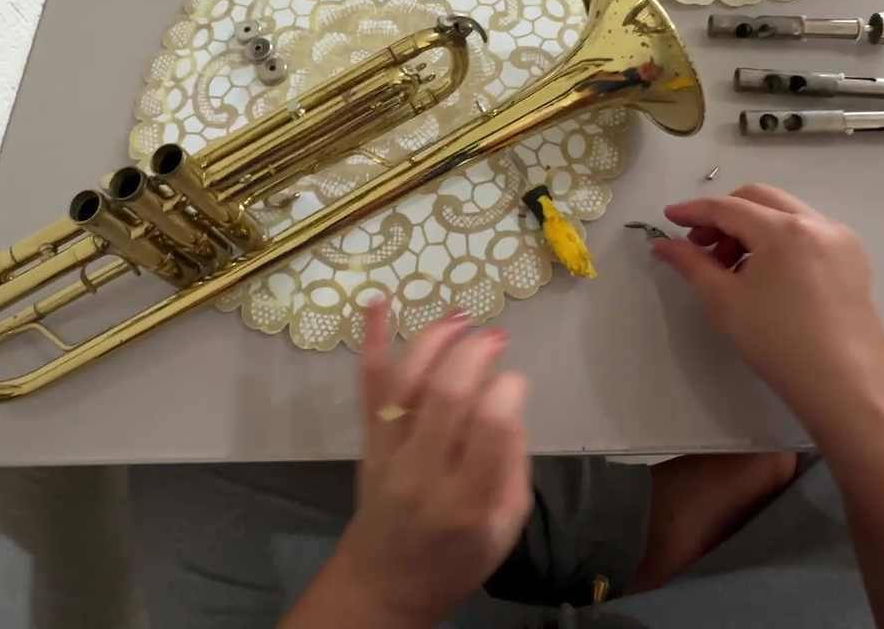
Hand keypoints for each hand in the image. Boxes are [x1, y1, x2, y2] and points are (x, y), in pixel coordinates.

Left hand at [321, 302, 532, 625]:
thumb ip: (512, 462)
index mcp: (467, 504)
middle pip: (446, 397)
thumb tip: (509, 398)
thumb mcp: (505, 526)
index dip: (507, 392)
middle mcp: (422, 473)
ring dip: (434, 339)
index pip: (488, 431)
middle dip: (475, 354)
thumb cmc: (457, 557)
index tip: (516, 379)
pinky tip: (377, 302)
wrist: (386, 581)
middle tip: (496, 335)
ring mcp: (387, 452)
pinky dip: (373, 340)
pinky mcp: (367, 438)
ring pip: (406, 383)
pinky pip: (369, 385)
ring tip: (460, 317)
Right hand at [651, 184, 883, 438]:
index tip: (667, 219)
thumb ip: (690, 263)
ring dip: (750, 227)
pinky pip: (806, 233)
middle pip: (759, 199)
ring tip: (729, 266)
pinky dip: (777, 240)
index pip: (728, 207)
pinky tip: (762, 274)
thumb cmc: (780, 345)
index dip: (693, 211)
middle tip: (699, 244)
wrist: (850, 394)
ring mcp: (841, 242)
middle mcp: (819, 224)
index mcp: (786, 230)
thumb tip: (662, 244)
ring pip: (784, 214)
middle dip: (723, 215)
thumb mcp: (724, 302)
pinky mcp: (853, 262)